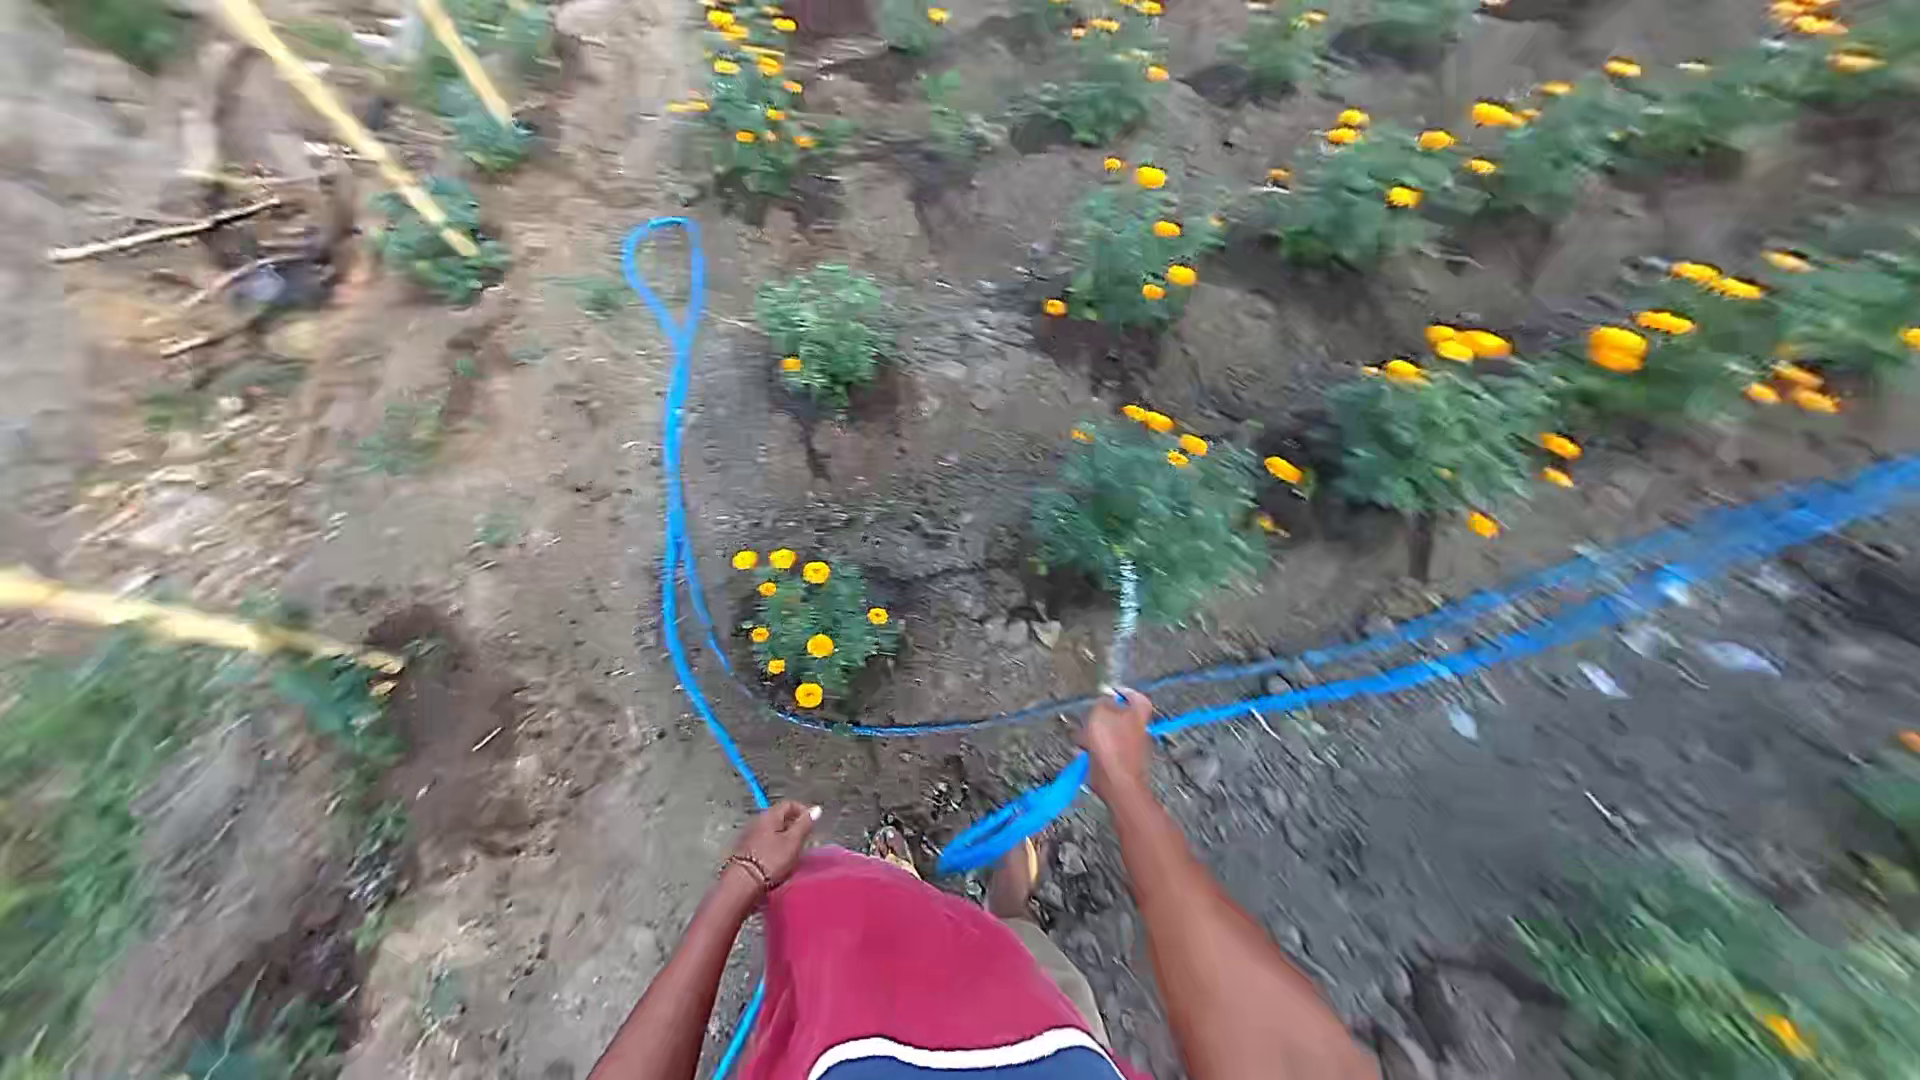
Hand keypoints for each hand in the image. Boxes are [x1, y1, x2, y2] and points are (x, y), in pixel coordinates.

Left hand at [729, 800, 817, 890]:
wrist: (742, 884)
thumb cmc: (771, 860)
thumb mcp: (793, 841)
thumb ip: (805, 823)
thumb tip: (816, 809)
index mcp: (770, 815)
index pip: (790, 804)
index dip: (803, 811)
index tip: (811, 825)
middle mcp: (757, 821)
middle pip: (780, 817)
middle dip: (794, 826)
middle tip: (803, 841)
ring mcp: (749, 835)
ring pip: (772, 830)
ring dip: (784, 838)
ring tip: (791, 853)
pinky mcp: (744, 850)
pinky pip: (764, 842)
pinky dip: (773, 847)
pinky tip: (776, 860)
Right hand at [1083, 687, 1154, 803]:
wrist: (1116, 782)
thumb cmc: (1111, 746)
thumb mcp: (1100, 712)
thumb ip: (1102, 702)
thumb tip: (1104, 699)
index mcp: (1138, 715)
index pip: (1137, 698)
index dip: (1125, 693)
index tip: (1113, 692)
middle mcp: (1139, 731)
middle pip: (1121, 717)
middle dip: (1103, 716)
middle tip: (1089, 715)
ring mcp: (1131, 749)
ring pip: (1111, 735)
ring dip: (1096, 734)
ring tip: (1081, 735)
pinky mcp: (1121, 765)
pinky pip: (1106, 752)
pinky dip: (1094, 750)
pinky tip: (1083, 751)